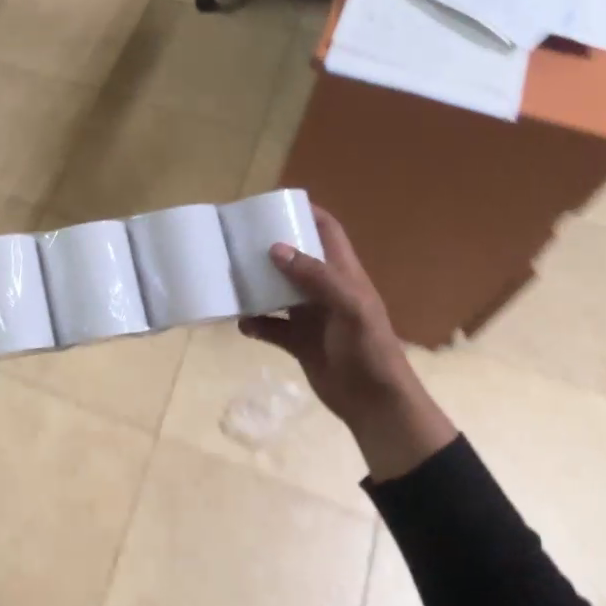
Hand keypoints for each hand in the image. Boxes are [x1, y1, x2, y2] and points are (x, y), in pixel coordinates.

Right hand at [237, 206, 454, 480]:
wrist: (374, 403)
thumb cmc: (368, 350)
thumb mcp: (348, 307)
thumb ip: (315, 276)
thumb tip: (274, 248)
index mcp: (344, 274)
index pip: (327, 231)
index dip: (307, 212)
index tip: (274, 202)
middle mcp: (325, 290)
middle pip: (296, 257)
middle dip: (270, 247)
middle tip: (238, 239)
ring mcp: (311, 317)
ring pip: (278, 292)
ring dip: (257, 286)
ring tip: (230, 277)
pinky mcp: (299, 343)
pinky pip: (271, 327)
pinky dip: (255, 324)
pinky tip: (240, 323)